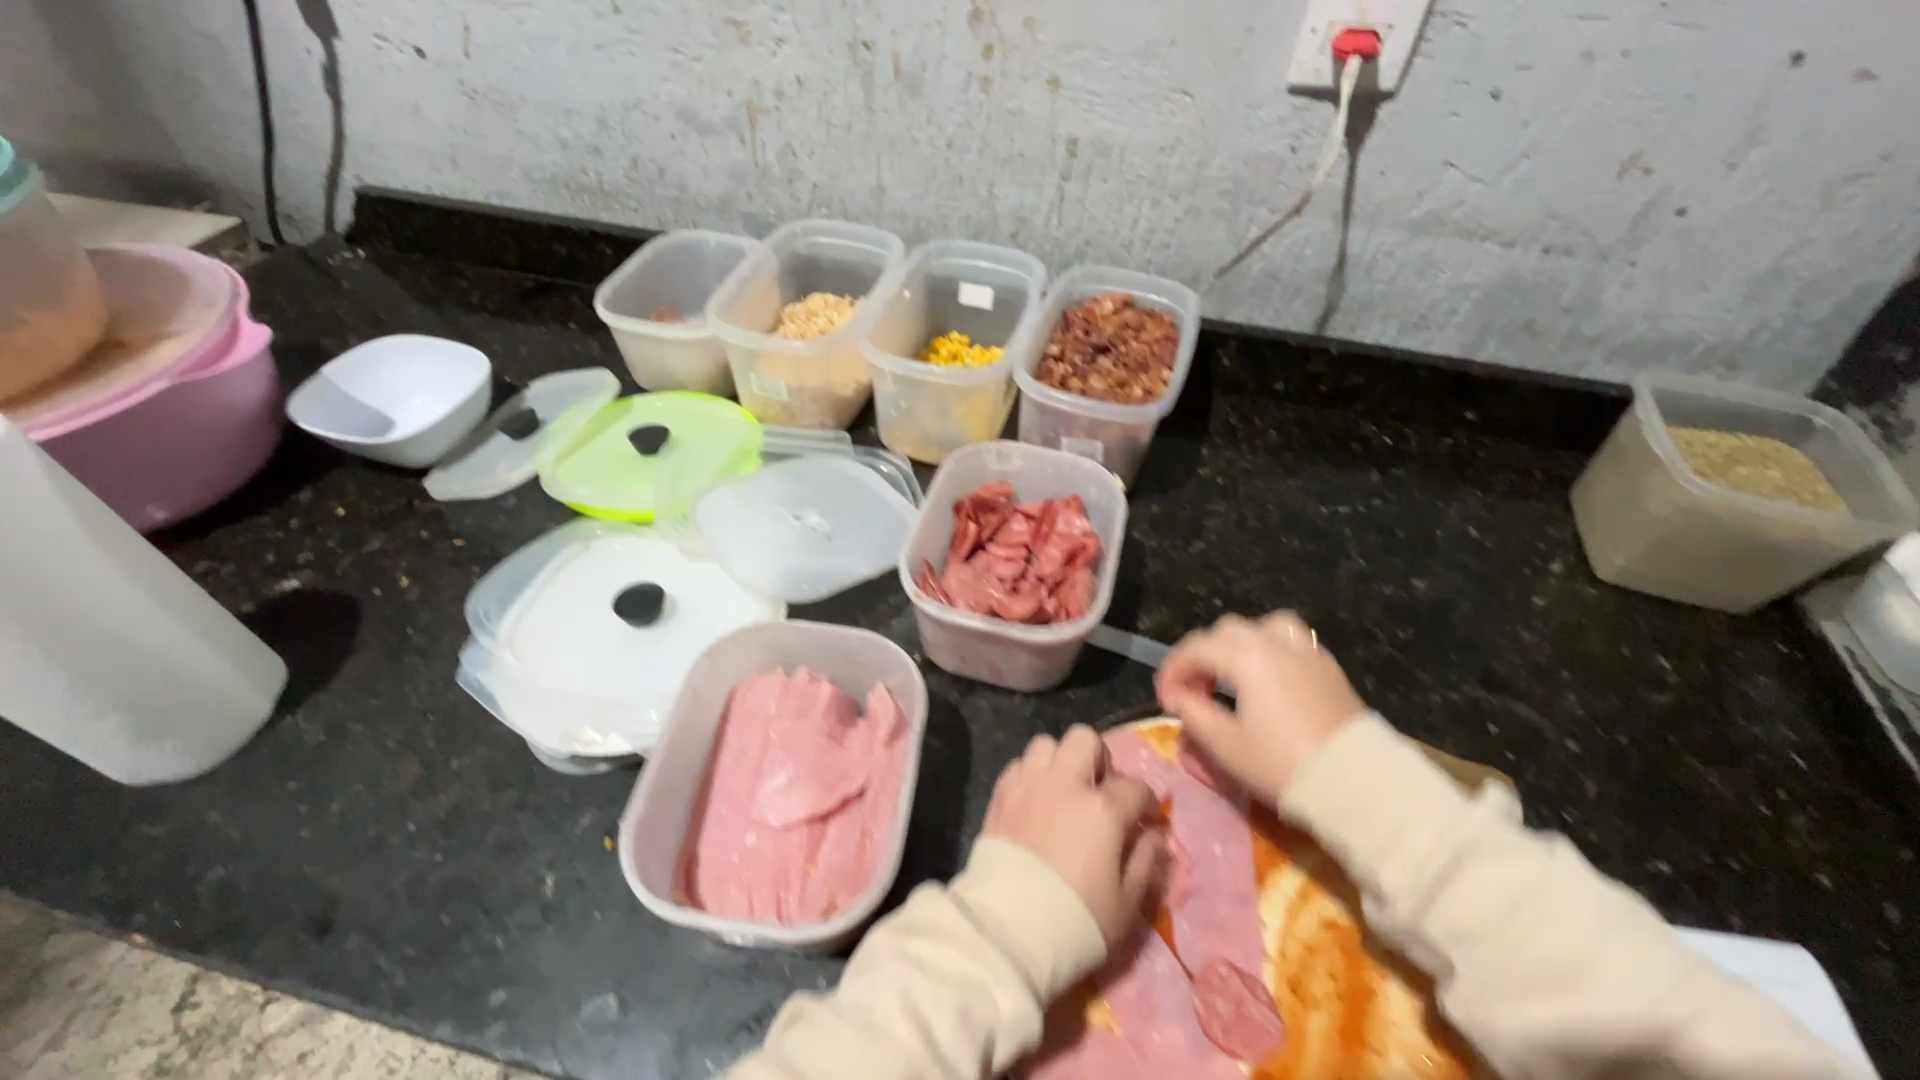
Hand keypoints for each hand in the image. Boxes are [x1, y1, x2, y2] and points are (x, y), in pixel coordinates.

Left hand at [983, 725, 1168, 948]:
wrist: (1008, 932)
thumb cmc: (1076, 921)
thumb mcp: (1127, 904)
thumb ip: (1146, 863)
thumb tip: (1157, 838)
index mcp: (1102, 809)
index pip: (1135, 787)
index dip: (1147, 802)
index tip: (1147, 820)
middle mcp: (1064, 784)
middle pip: (1085, 739)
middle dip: (1099, 758)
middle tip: (1100, 790)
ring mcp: (1028, 786)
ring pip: (1046, 743)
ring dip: (1060, 760)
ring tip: (1064, 790)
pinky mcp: (1000, 797)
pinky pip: (1018, 765)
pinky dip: (1031, 774)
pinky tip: (1036, 800)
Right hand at [1156, 611, 1365, 799]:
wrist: (1357, 784)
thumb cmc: (1283, 765)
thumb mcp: (1226, 746)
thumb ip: (1195, 715)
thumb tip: (1180, 698)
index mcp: (1247, 657)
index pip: (1196, 649)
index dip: (1173, 671)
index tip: (1165, 700)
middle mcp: (1276, 643)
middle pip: (1227, 631)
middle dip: (1202, 655)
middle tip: (1194, 690)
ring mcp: (1308, 652)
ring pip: (1264, 627)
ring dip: (1239, 644)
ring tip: (1232, 674)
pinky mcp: (1329, 669)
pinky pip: (1292, 641)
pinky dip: (1269, 650)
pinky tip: (1268, 680)